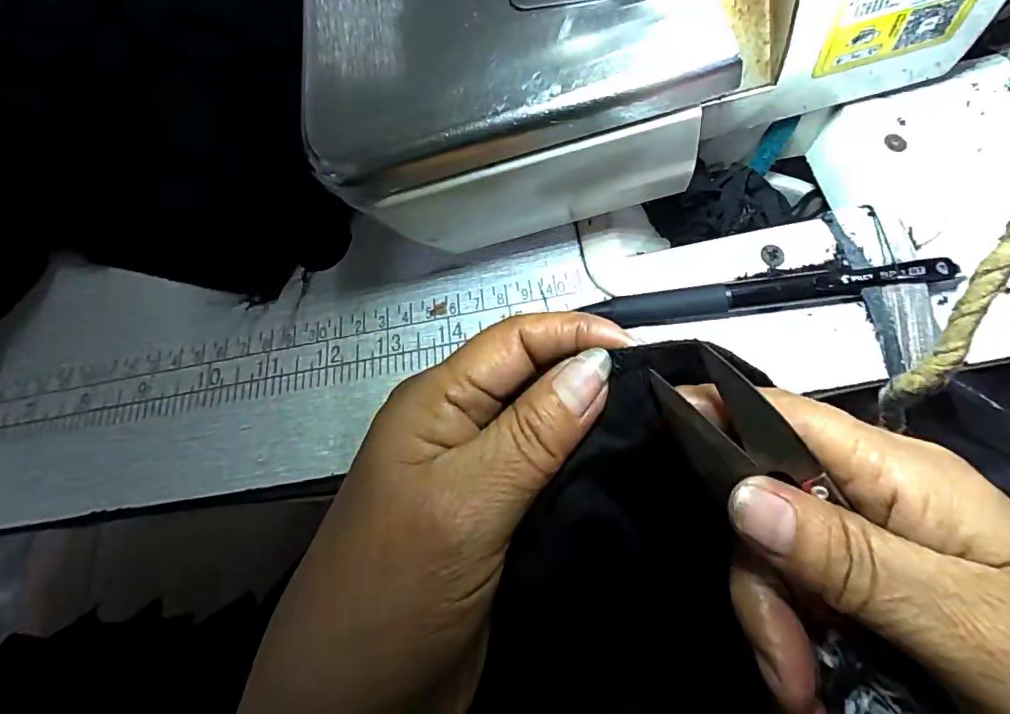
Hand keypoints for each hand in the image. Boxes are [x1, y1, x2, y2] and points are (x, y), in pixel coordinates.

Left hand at [240, 312, 630, 713]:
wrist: (351, 695)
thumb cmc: (392, 587)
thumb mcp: (463, 502)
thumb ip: (530, 434)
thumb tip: (596, 366)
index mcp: (436, 400)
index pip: (512, 341)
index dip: (573, 332)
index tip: (639, 349)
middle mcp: (455, 425)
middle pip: (528, 374)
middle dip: (588, 368)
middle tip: (659, 384)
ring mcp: (473, 473)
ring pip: (541, 423)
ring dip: (590, 416)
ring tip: (653, 419)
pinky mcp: (491, 517)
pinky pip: (543, 473)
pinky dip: (582, 463)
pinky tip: (620, 468)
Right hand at [713, 389, 1009, 713]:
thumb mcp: (978, 622)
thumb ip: (853, 555)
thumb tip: (738, 489)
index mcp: (899, 472)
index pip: (779, 411)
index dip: (714, 406)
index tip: (657, 430)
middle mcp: (879, 495)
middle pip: (767, 501)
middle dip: (759, 577)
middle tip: (782, 670)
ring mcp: (881, 546)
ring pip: (781, 555)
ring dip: (778, 622)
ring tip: (804, 695)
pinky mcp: (886, 594)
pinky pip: (812, 597)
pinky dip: (801, 640)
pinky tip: (817, 686)